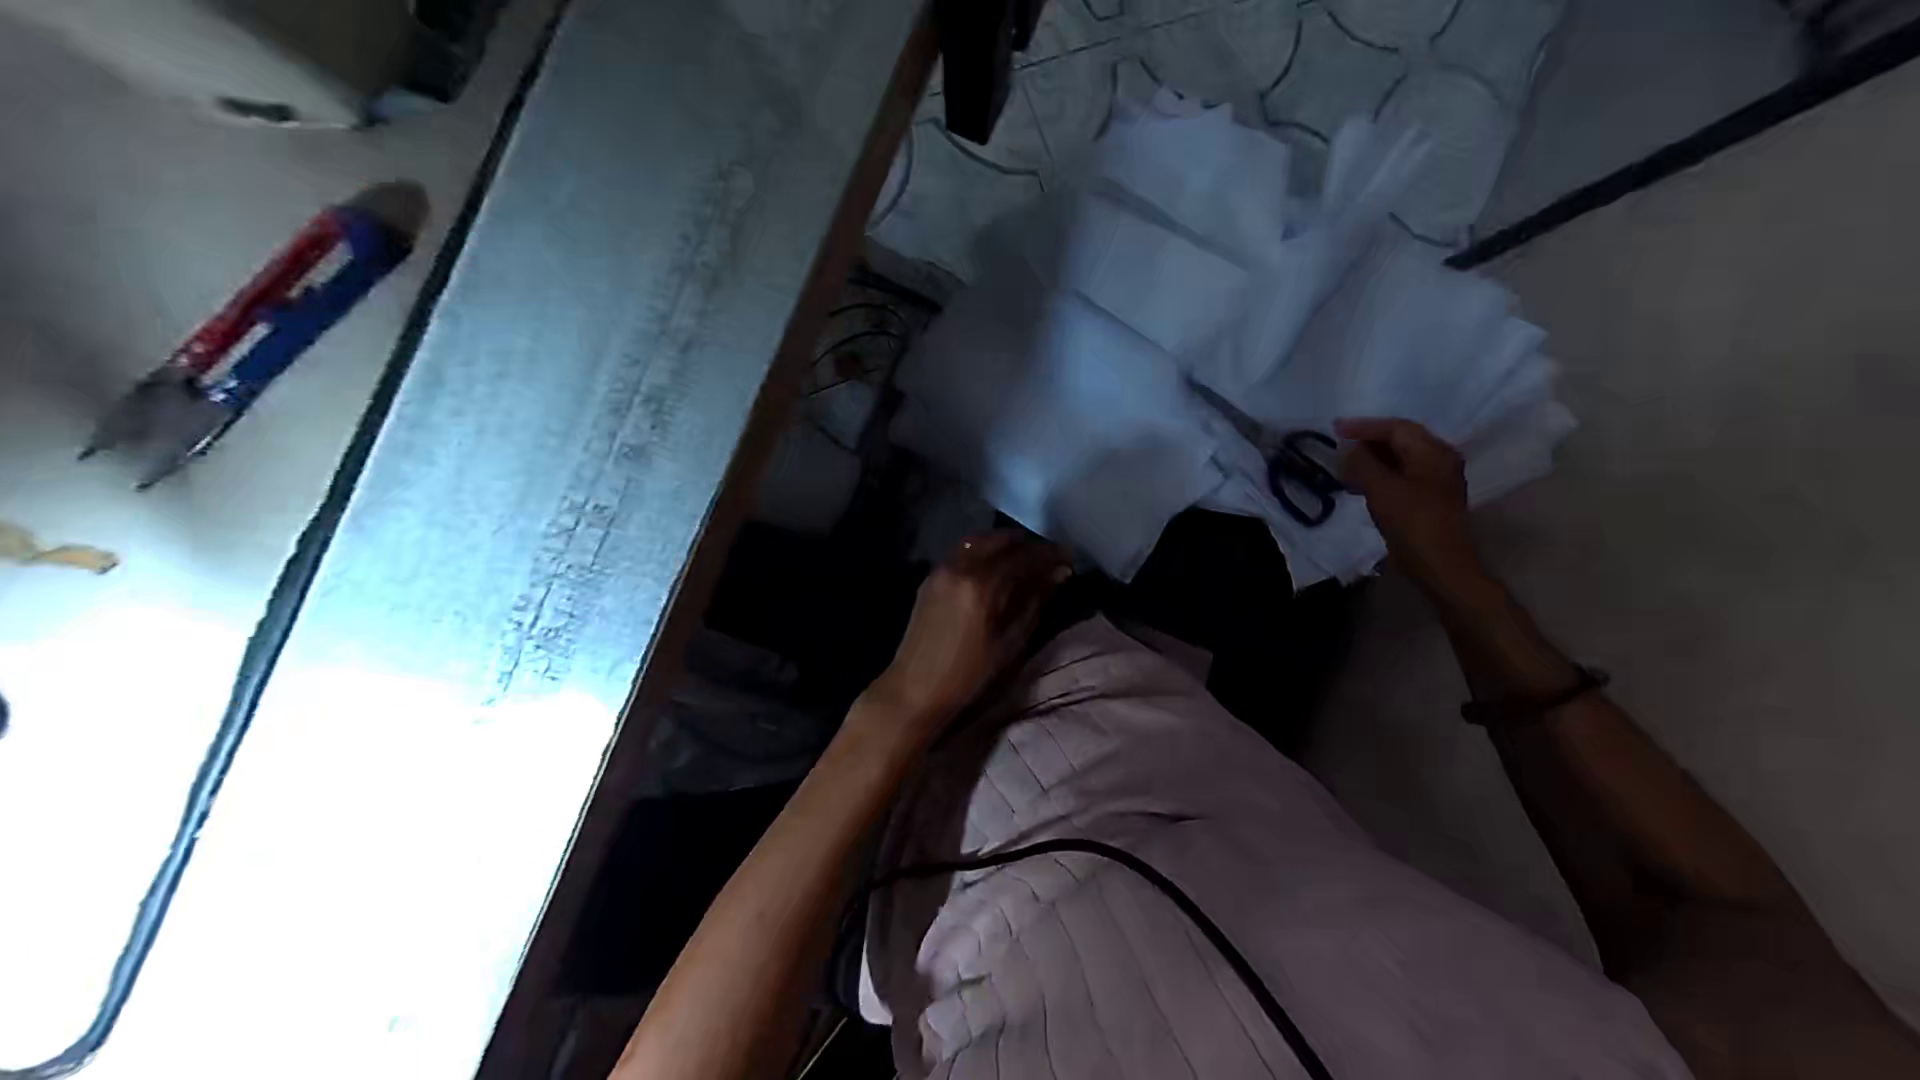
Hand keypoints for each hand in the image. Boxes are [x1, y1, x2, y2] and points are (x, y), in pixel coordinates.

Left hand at [861, 531, 1070, 742]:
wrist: (914, 689)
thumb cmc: (967, 675)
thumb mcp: (1009, 642)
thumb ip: (1033, 601)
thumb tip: (1058, 573)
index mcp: (980, 584)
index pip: (1022, 556)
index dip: (1048, 554)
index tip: (1068, 557)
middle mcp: (958, 567)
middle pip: (999, 541)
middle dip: (1026, 546)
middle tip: (1048, 557)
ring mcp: (940, 569)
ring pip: (978, 542)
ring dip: (1003, 545)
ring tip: (1024, 559)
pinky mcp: (930, 578)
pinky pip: (962, 552)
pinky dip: (983, 552)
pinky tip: (996, 567)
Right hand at [1335, 417, 1486, 590]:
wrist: (1439, 564)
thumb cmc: (1412, 522)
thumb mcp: (1382, 489)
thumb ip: (1364, 464)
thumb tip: (1351, 449)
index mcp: (1433, 453)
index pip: (1397, 428)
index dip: (1364, 426)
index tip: (1335, 429)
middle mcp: (1439, 460)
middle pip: (1401, 440)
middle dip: (1369, 441)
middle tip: (1340, 445)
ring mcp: (1436, 480)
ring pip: (1400, 458)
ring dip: (1373, 458)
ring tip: (1346, 465)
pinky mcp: (1428, 498)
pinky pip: (1401, 475)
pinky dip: (1380, 473)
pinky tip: (1362, 484)